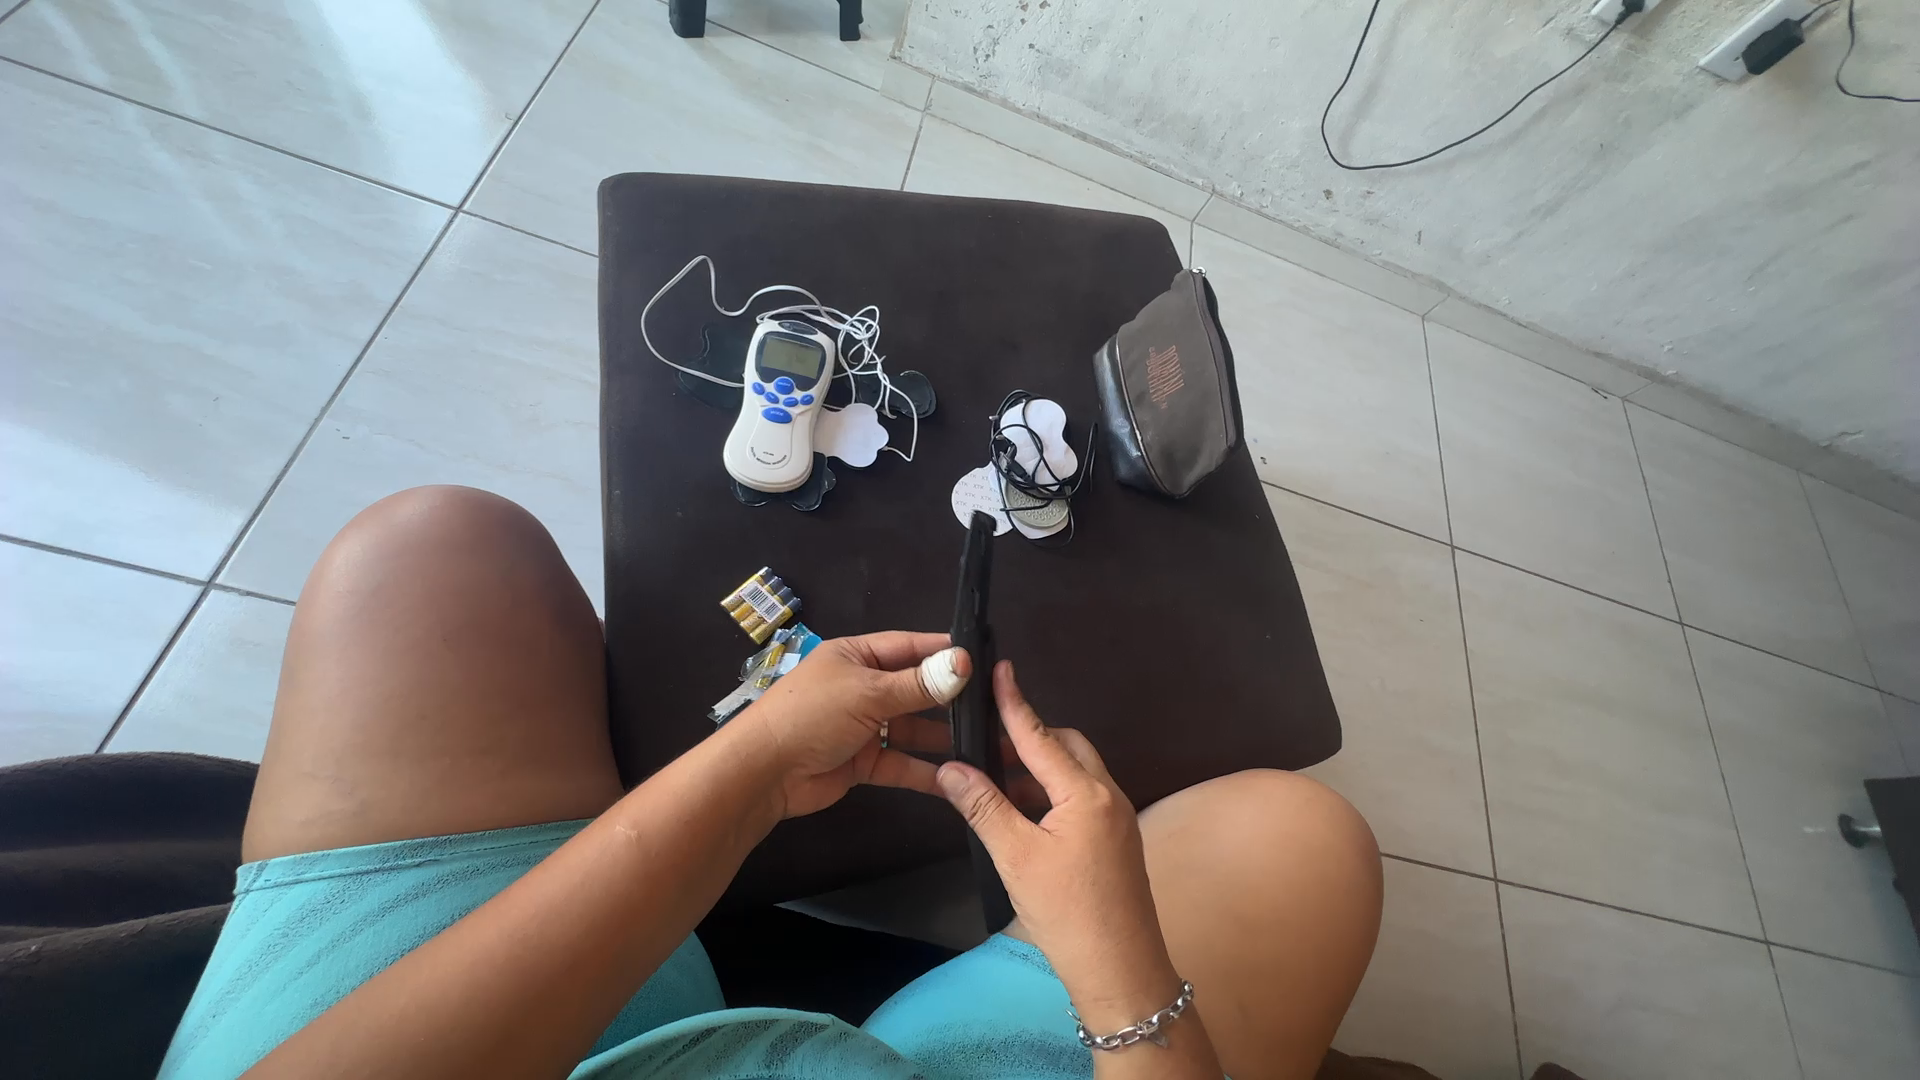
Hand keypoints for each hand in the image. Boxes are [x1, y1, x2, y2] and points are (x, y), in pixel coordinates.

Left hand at [736, 631, 968, 819]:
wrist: (763, 773)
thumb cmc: (814, 715)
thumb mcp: (868, 692)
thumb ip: (919, 683)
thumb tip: (965, 661)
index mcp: (859, 657)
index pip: (911, 647)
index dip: (946, 653)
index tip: (987, 659)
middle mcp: (864, 687)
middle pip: (916, 689)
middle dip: (952, 698)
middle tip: (998, 706)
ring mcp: (865, 726)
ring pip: (913, 728)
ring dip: (944, 737)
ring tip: (987, 743)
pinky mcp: (864, 762)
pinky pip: (902, 763)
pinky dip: (926, 771)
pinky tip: (958, 779)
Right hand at [934, 662, 1181, 1030]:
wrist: (1121, 972)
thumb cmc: (1067, 913)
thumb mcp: (1016, 857)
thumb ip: (984, 806)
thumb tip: (951, 767)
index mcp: (1086, 793)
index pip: (1040, 736)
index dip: (1015, 703)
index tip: (1001, 669)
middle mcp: (1109, 795)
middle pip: (1067, 746)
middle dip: (1030, 736)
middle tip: (989, 744)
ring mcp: (1118, 817)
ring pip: (1076, 771)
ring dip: (1040, 766)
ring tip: (999, 777)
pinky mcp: (1117, 838)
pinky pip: (1083, 795)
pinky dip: (1053, 791)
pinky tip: (1026, 810)